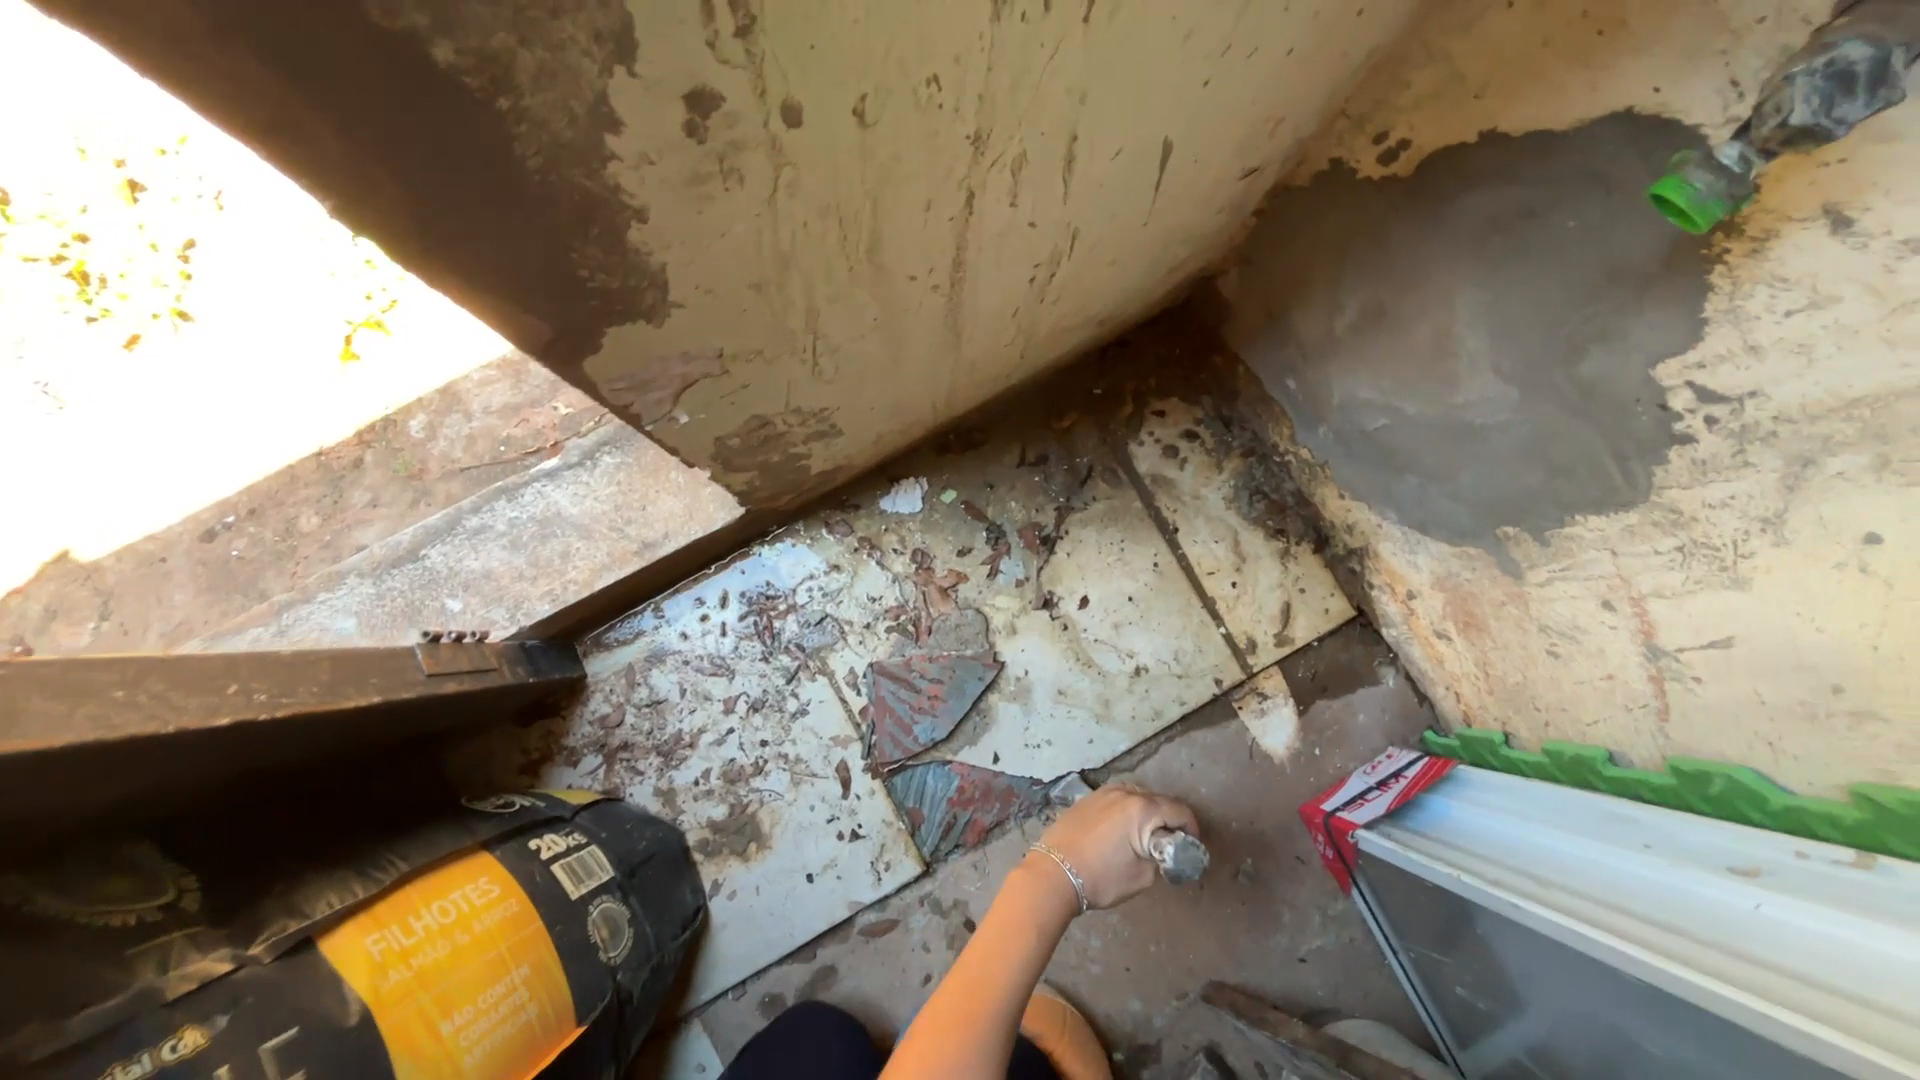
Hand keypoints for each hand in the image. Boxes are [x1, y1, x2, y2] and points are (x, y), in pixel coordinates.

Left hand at [1033, 785, 1198, 909]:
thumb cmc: (1101, 877)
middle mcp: (1123, 792)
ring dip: (1145, 814)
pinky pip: (1115, 800)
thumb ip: (1160, 857)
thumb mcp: (1143, 875)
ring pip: (1135, 797)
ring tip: (1143, 838)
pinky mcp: (1085, 799)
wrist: (1053, 874)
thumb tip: (1162, 851)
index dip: (1191, 829)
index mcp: (1142, 808)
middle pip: (1158, 801)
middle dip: (1167, 821)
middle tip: (1168, 845)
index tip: (1190, 847)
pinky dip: (1125, 813)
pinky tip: (1119, 832)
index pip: (1180, 810)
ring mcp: (1101, 793)